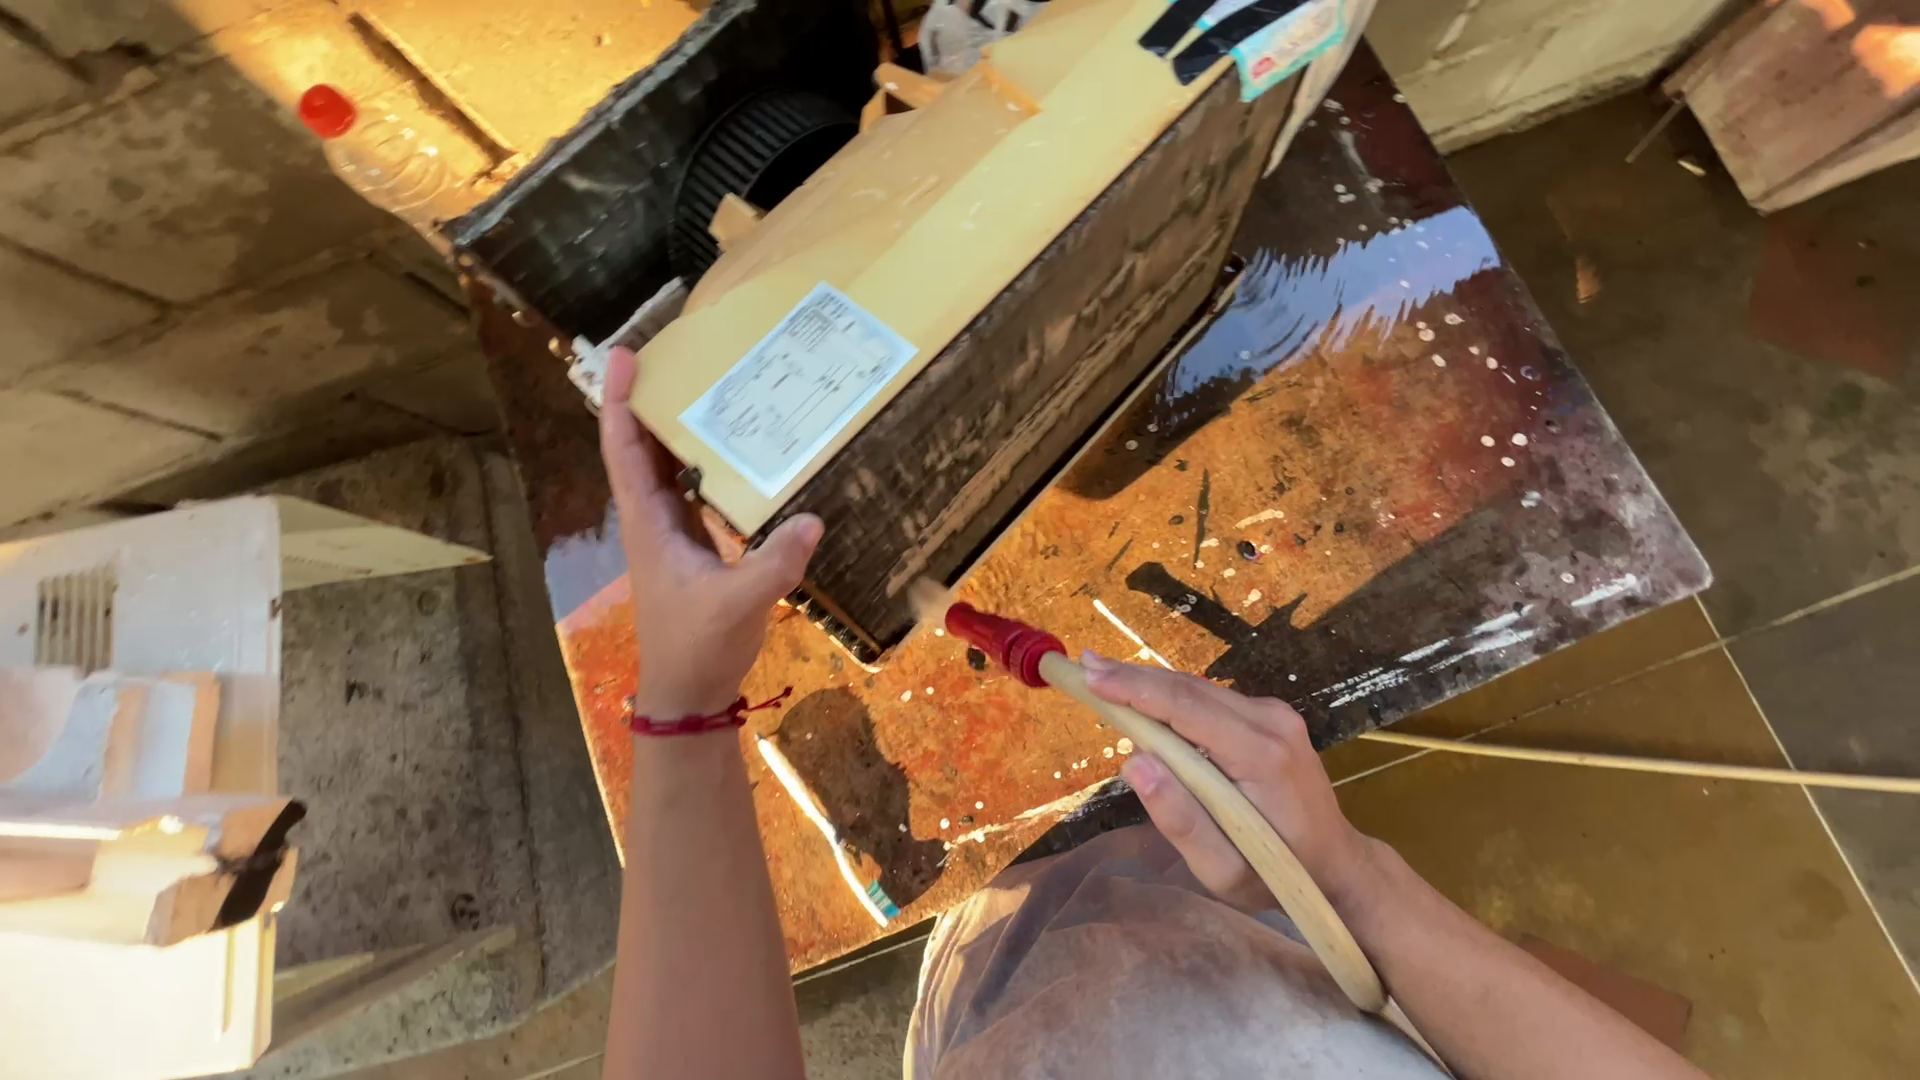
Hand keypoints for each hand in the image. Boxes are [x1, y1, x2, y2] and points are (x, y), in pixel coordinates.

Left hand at [600, 347, 823, 721]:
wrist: (690, 692)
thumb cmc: (697, 645)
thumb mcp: (737, 603)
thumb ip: (772, 563)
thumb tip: (814, 518)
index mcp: (648, 523)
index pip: (625, 450)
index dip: (621, 401)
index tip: (629, 354)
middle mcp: (656, 520)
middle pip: (647, 449)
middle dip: (659, 403)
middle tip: (690, 361)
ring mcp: (676, 535)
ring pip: (674, 472)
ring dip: (687, 434)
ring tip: (720, 395)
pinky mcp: (699, 550)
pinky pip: (701, 495)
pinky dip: (715, 469)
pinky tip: (746, 458)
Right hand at [1082, 653, 1376, 913]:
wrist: (1338, 865)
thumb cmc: (1277, 877)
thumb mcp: (1224, 872)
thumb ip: (1179, 819)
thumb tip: (1133, 762)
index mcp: (1262, 756)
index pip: (1188, 708)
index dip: (1136, 689)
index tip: (1092, 677)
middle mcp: (1271, 721)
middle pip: (1189, 689)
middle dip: (1132, 677)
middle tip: (1084, 666)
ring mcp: (1274, 714)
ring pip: (1198, 688)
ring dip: (1147, 682)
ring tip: (1101, 676)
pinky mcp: (1269, 716)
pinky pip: (1209, 698)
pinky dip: (1169, 695)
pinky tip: (1139, 695)